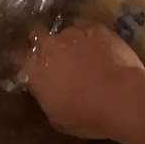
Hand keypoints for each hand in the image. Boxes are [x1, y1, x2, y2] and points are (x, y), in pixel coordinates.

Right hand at [22, 21, 144, 139]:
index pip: (24, 61)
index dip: (35, 65)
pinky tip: (101, 46)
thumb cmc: (87, 116)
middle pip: (39, 38)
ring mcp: (71, 33)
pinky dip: (91, 35)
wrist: (120, 97)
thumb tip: (48, 87)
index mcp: (34, 71)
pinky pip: (86, 26)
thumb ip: (46, 95)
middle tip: (61, 59)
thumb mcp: (57, 117)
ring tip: (87, 54)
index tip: (43, 71)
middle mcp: (48, 47)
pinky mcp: (93, 26)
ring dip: (72, 42)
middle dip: (47, 45)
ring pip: (66, 32)